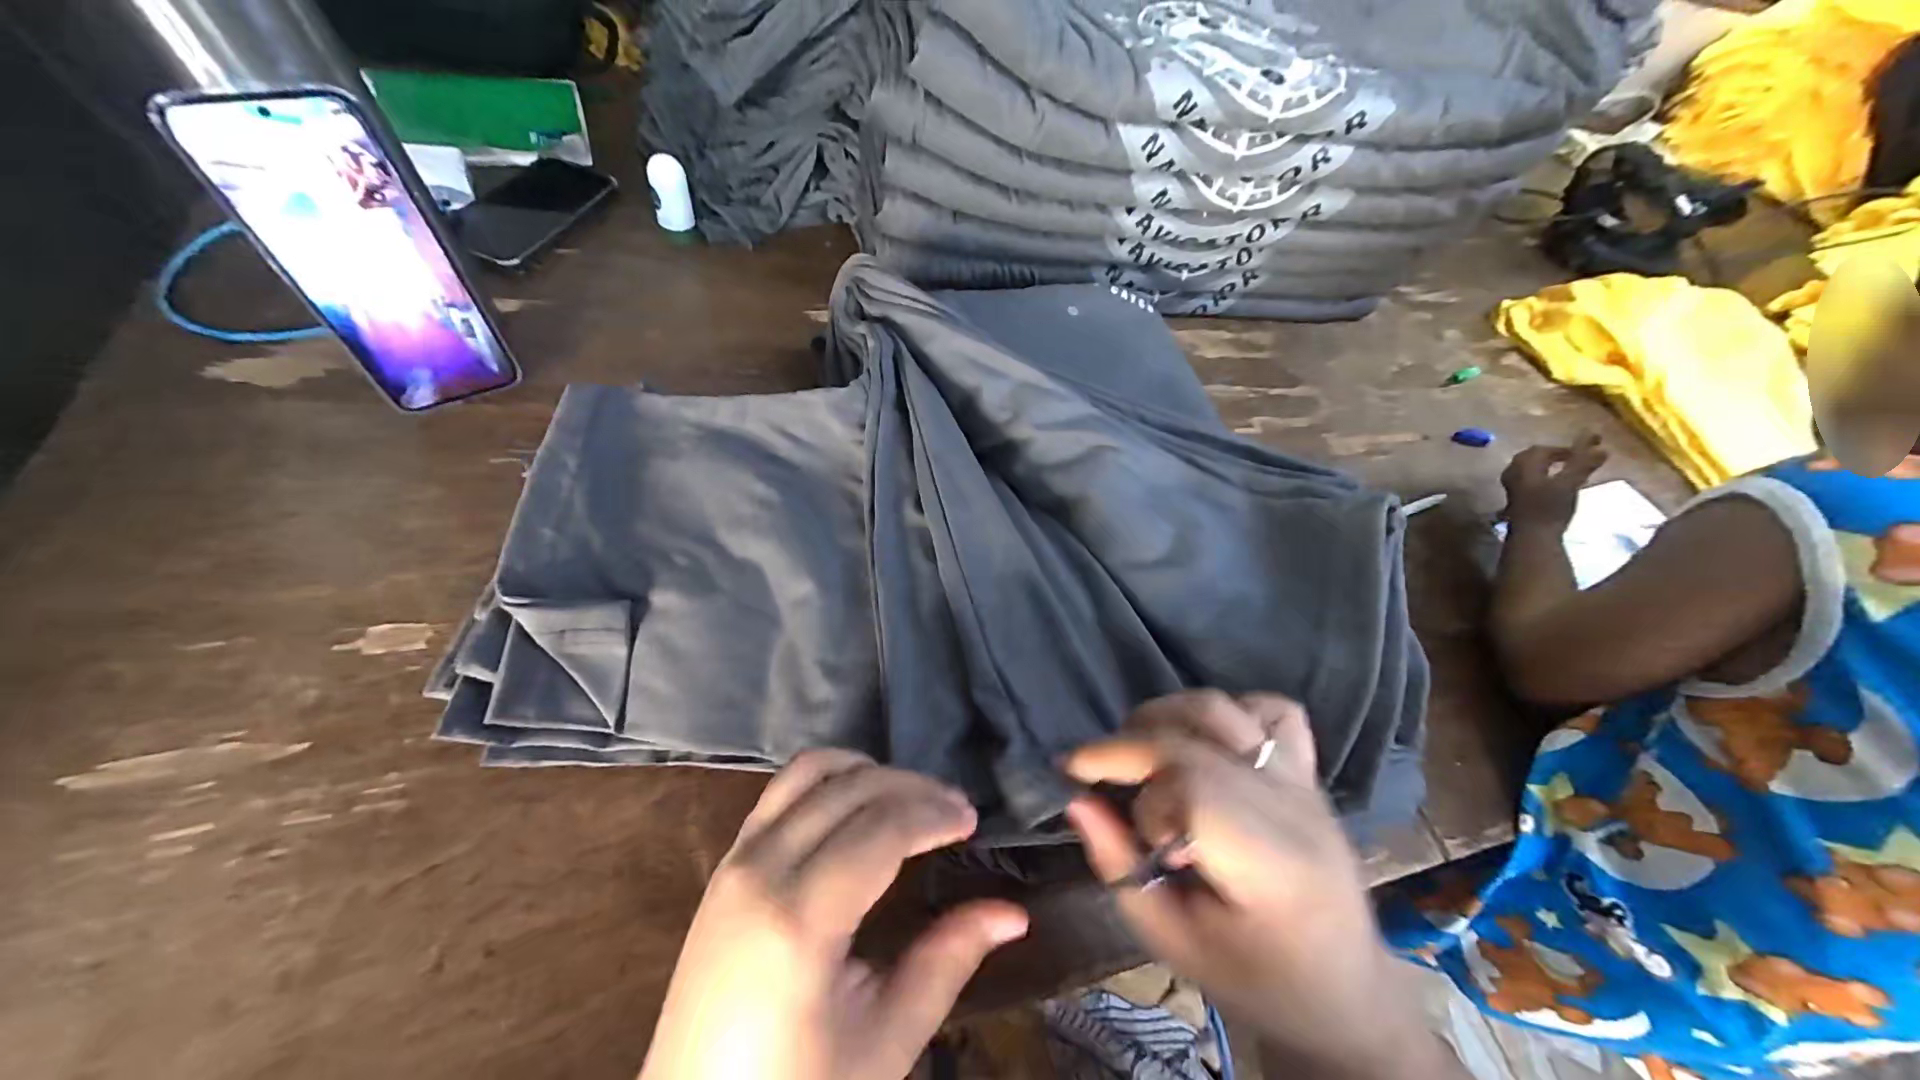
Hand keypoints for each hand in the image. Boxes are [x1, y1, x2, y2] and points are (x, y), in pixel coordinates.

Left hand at [640, 751, 1027, 1079]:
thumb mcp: (886, 1038)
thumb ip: (948, 960)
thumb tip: (1013, 913)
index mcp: (800, 918)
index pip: (881, 827)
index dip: (934, 812)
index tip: (973, 819)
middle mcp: (760, 869)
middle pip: (849, 787)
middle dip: (911, 787)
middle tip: (954, 809)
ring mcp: (734, 860)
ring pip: (808, 772)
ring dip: (866, 771)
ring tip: (908, 799)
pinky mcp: (723, 863)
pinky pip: (779, 793)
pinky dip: (827, 780)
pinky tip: (857, 807)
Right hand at [1064, 691, 1458, 1079]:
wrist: (1344, 990)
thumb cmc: (1255, 979)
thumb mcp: (1173, 942)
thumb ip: (1120, 868)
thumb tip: (1077, 800)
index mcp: (1267, 863)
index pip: (1190, 783)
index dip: (1124, 771)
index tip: (1080, 785)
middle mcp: (1289, 805)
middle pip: (1196, 734)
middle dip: (1127, 742)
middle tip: (1091, 769)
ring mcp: (1302, 781)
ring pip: (1225, 710)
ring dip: (1165, 715)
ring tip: (1136, 748)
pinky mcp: (1306, 771)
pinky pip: (1271, 710)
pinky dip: (1225, 711)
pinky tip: (1200, 740)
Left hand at [1500, 434, 1606, 530]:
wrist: (1531, 536)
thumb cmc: (1549, 508)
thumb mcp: (1569, 483)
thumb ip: (1583, 464)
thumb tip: (1602, 447)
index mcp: (1523, 467)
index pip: (1541, 450)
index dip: (1562, 448)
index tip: (1584, 451)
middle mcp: (1512, 475)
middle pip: (1530, 458)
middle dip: (1550, 455)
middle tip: (1571, 457)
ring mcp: (1511, 488)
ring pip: (1527, 470)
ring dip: (1544, 466)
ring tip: (1565, 469)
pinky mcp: (1514, 501)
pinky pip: (1526, 481)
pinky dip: (1541, 477)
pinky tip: (1553, 486)